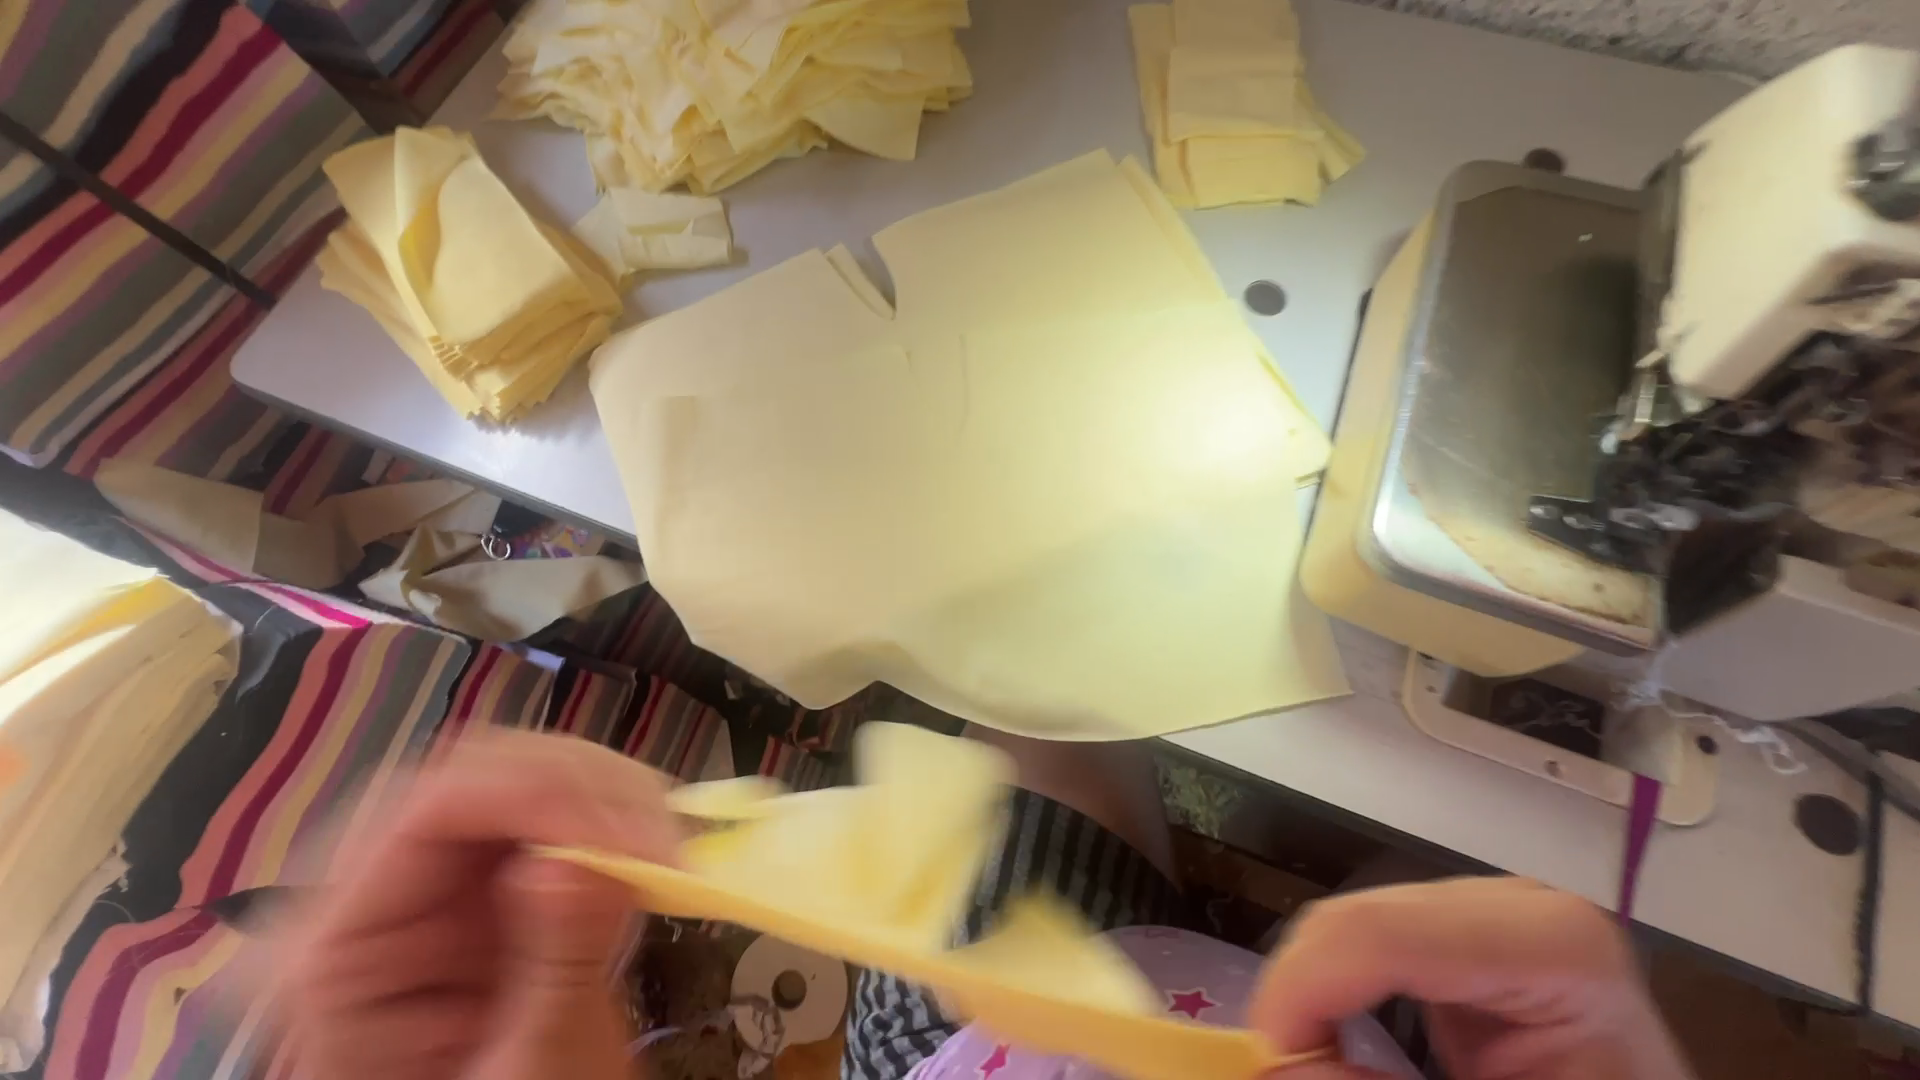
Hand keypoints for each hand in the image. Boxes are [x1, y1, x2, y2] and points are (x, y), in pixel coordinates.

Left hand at [271, 731, 681, 1079]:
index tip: (631, 843)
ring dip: (617, 795)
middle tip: (661, 847)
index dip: (544, 799)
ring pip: (538, 764)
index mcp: (345, 942)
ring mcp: (448, 864)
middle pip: (490, 766)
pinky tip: (655, 851)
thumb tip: (579, 864)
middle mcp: (385, 881)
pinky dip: (626, 808)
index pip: (437, 805)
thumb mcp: (527, 1071)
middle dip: (590, 791)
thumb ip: (552, 971)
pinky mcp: (505, 860)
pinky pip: (570, 793)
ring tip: (667, 856)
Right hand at [1252, 877, 1693, 1079]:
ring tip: (1306, 1062)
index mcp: (1554, 946)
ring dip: (1309, 998)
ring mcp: (1486, 910)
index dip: (1303, 990)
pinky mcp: (1462, 932)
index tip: (1264, 1064)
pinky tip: (1334, 1041)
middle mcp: (1513, 902)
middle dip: (1298, 1000)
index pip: (1382, 934)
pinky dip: (1333, 997)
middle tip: (1277, 1071)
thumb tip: (1271, 1070)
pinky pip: (1364, 945)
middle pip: (1353, 925)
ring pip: (1345, 929)